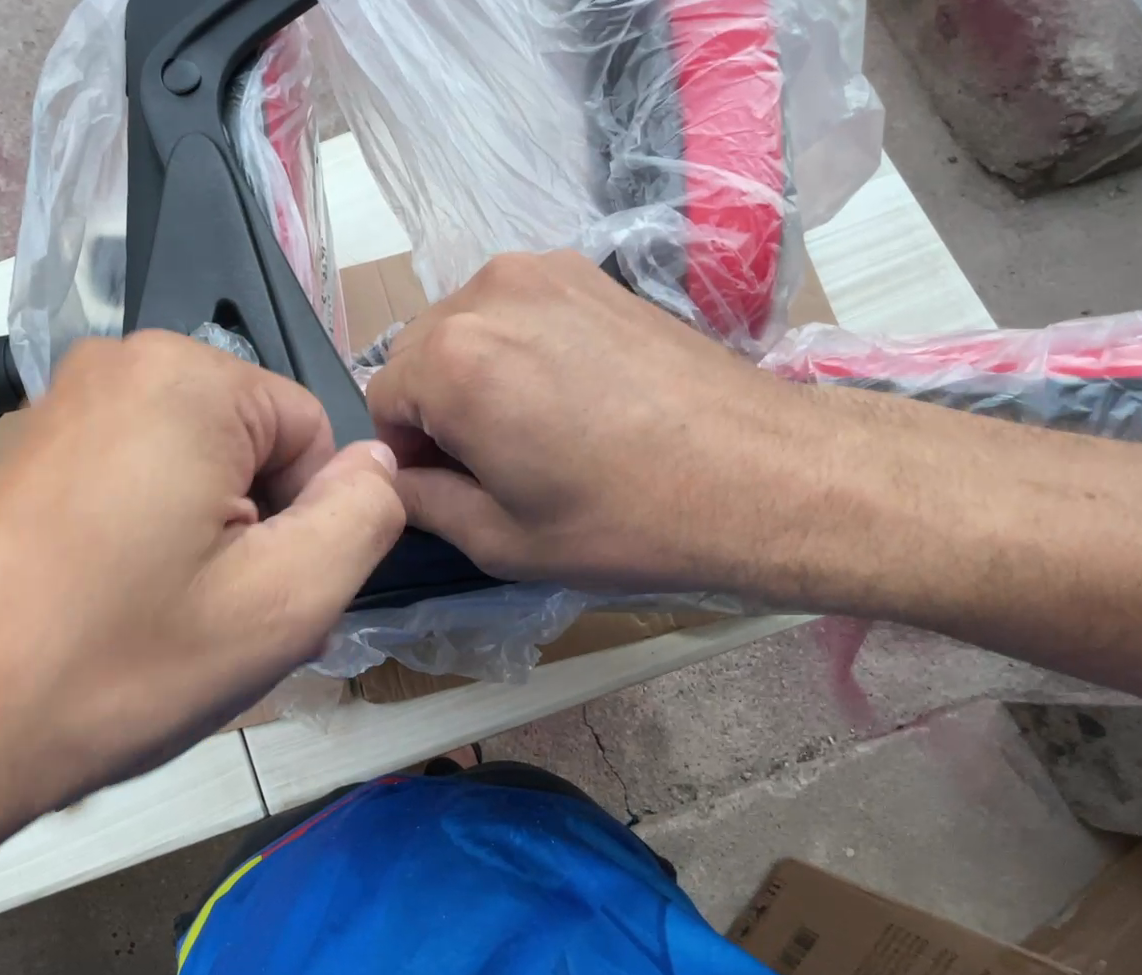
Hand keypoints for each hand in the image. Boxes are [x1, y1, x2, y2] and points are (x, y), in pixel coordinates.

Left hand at [0, 330, 404, 806]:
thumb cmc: (127, 663)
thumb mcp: (286, 601)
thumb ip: (365, 517)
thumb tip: (379, 465)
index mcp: (187, 377)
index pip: (312, 436)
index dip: (304, 525)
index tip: (255, 595)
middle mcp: (121, 363)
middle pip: (253, 447)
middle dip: (254, 529)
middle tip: (214, 614)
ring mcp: (66, 403)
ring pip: (198, 467)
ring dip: (206, 538)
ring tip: (166, 614)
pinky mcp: (34, 449)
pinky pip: (138, 476)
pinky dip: (151, 533)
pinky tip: (120, 600)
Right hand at [365, 250, 828, 593]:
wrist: (761, 473)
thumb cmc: (622, 518)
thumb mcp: (498, 538)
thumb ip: (419, 502)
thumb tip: (392, 481)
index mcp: (451, 360)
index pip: (380, 399)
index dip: (405, 452)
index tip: (449, 485)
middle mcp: (484, 294)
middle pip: (417, 355)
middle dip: (434, 407)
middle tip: (490, 460)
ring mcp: (540, 269)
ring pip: (463, 328)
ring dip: (473, 374)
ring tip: (534, 424)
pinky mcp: (587, 269)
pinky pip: (512, 309)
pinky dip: (515, 347)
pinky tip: (567, 390)